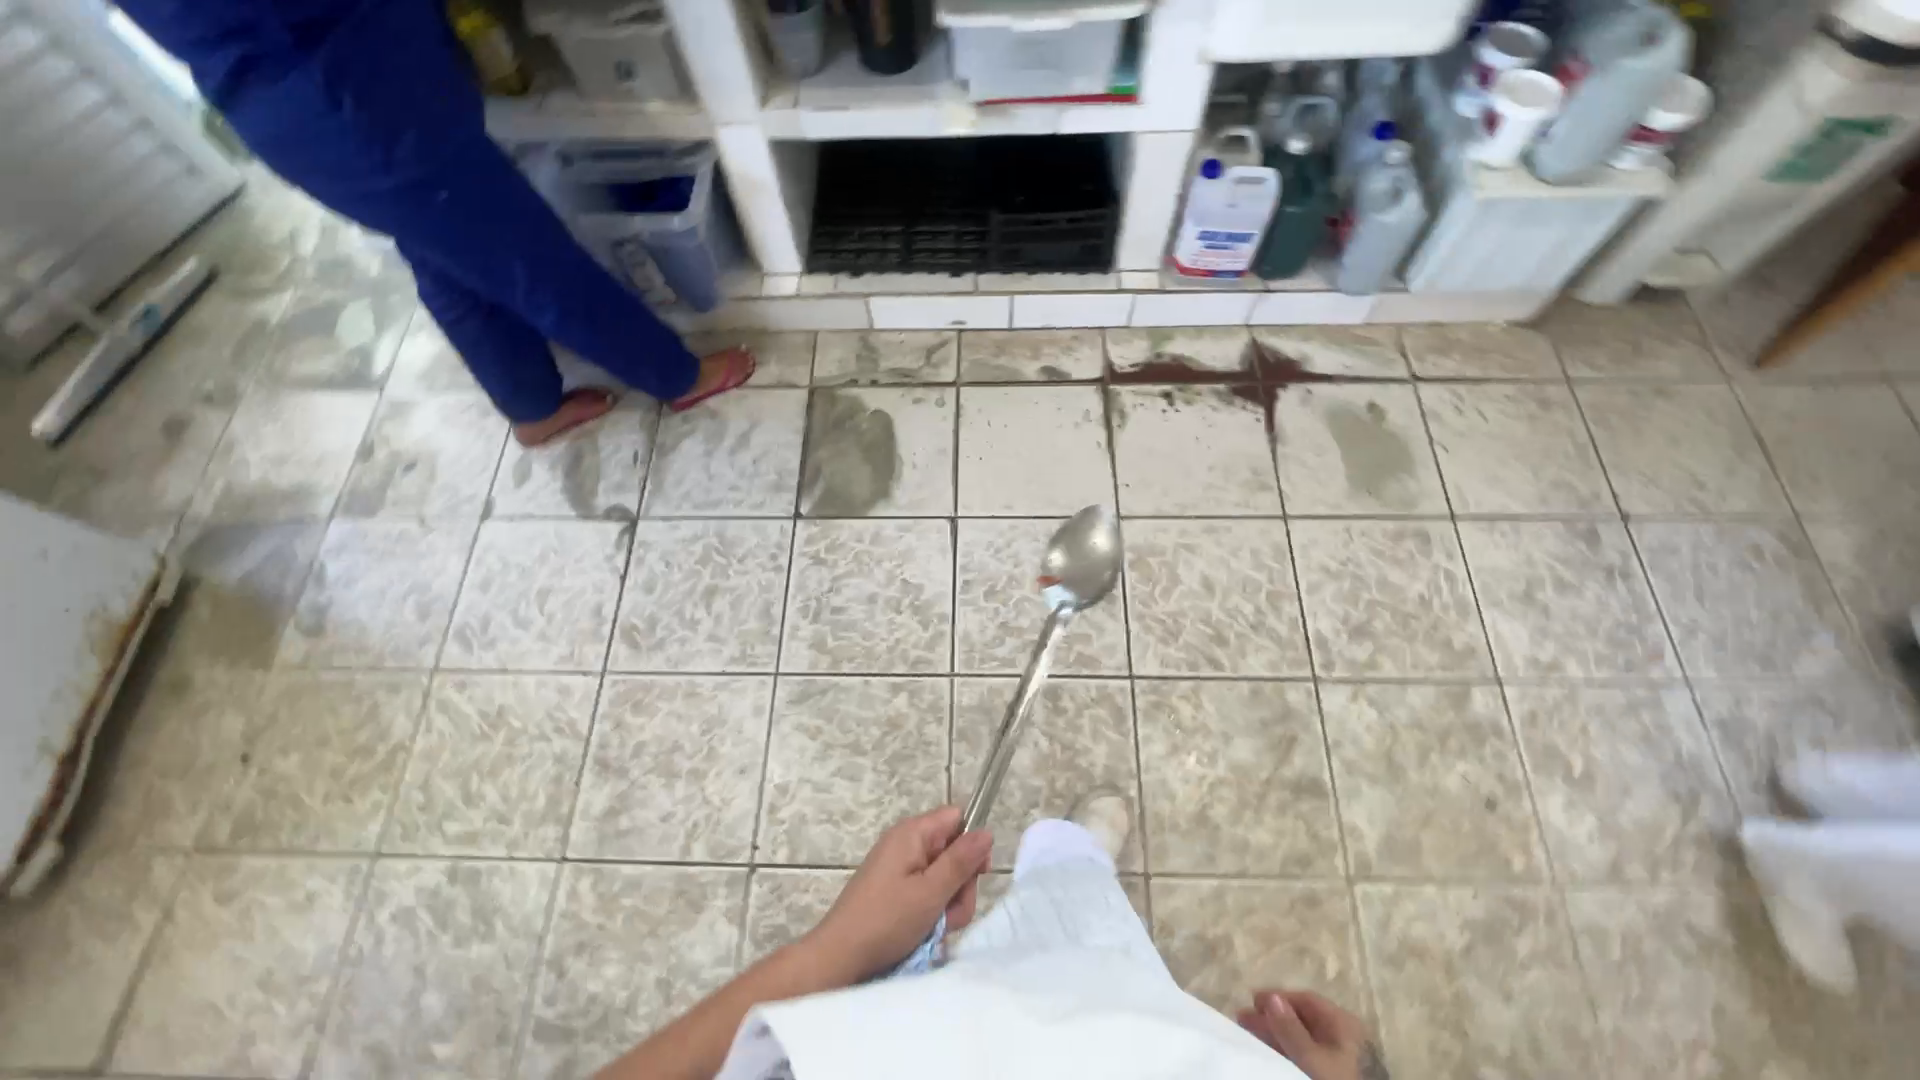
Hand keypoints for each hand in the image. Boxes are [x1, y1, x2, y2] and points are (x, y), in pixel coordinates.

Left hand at [799, 807, 991, 983]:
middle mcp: (906, 845)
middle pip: (954, 853)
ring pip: (944, 879)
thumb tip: (987, 832)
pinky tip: (926, 933)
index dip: (972, 843)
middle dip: (960, 885)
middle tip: (948, 911)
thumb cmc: (886, 921)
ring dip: (949, 905)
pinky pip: (928, 895)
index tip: (978, 873)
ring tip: (934, 928)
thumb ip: (961, 861)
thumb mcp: (930, 892)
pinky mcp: (896, 892)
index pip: (957, 819)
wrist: (840, 958)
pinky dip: (933, 913)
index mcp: (912, 834)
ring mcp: (900, 870)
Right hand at [1235, 989, 1384, 1079]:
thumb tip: (1271, 998)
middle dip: (1272, 1018)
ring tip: (1250, 1037)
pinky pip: (1306, 1055)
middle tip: (1243, 1020)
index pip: (1306, 1000)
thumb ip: (1290, 1028)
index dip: (1277, 998)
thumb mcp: (1311, 1058)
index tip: (1251, 1003)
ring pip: (1302, 1038)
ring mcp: (1341, 1057)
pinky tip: (1270, 1054)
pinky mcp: (1334, 1073)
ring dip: (1276, 1035)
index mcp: (1343, 1023)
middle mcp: (1344, 1035)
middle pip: (1302, 1018)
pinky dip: (1286, 1051)